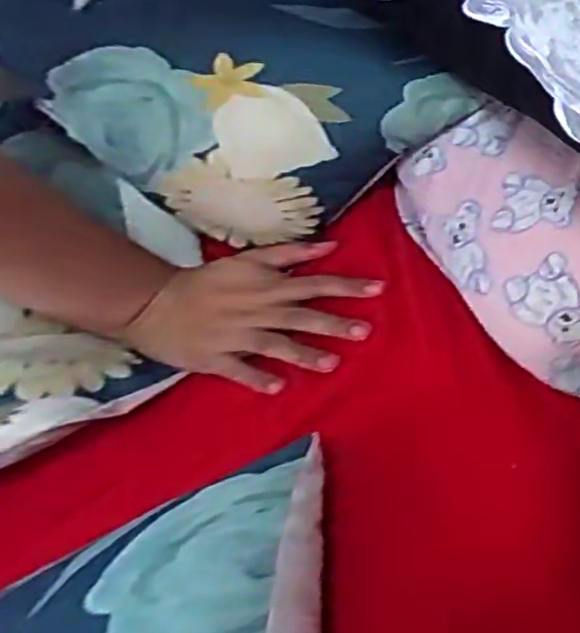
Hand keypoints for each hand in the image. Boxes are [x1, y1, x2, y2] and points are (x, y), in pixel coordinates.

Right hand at [118, 242, 382, 393]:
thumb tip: (333, 244)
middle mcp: (256, 311)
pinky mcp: (211, 357)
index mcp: (269, 288)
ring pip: (274, 345)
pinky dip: (255, 379)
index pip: (316, 285)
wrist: (146, 303)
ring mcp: (233, 335)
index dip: (348, 286)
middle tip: (365, 331)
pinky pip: (236, 370)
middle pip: (301, 317)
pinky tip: (279, 388)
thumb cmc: (209, 281)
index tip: (380, 288)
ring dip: (303, 355)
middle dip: (333, 324)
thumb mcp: (249, 260)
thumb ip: (292, 253)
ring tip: (333, 364)